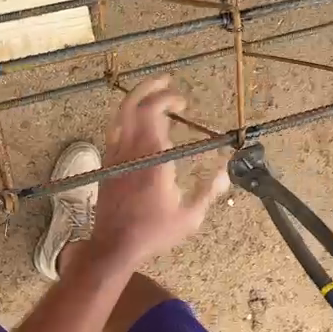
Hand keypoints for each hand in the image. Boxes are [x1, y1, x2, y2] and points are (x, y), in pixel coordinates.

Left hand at [90, 77, 228, 268]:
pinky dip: (126, 117)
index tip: (183, 103)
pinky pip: (114, 130)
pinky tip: (136, 120)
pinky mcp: (107, 164)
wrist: (114, 245)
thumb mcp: (189, 218)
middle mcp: (132, 150)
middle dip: (152, 89)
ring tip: (151, 92)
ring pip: (120, 114)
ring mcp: (115, 156)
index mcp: (154, 158)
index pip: (155, 113)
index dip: (168, 100)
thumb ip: (208, 192)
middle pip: (135, 105)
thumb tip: (225, 170)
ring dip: (136, 98)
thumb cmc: (153, 233)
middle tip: (168, 85)